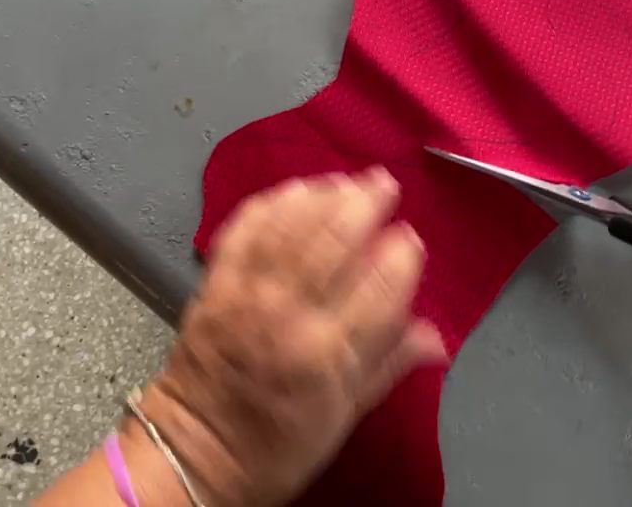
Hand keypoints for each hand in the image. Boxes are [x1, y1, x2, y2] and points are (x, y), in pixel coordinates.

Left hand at [136, 168, 446, 506]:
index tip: (410, 237)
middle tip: (383, 183)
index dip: (399, 257)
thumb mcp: (343, 418)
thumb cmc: (276, 443)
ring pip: (290, 227)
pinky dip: (270, 204)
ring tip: (346, 180)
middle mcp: (288, 316)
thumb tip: (437, 338)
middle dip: (364, 205)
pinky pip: (244, 229)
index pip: (376, 291)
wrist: (194, 452)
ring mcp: (247, 293)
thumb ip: (387, 365)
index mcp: (326, 357)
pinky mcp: (216, 282)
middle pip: (332, 243)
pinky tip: (293, 189)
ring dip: (322, 195)